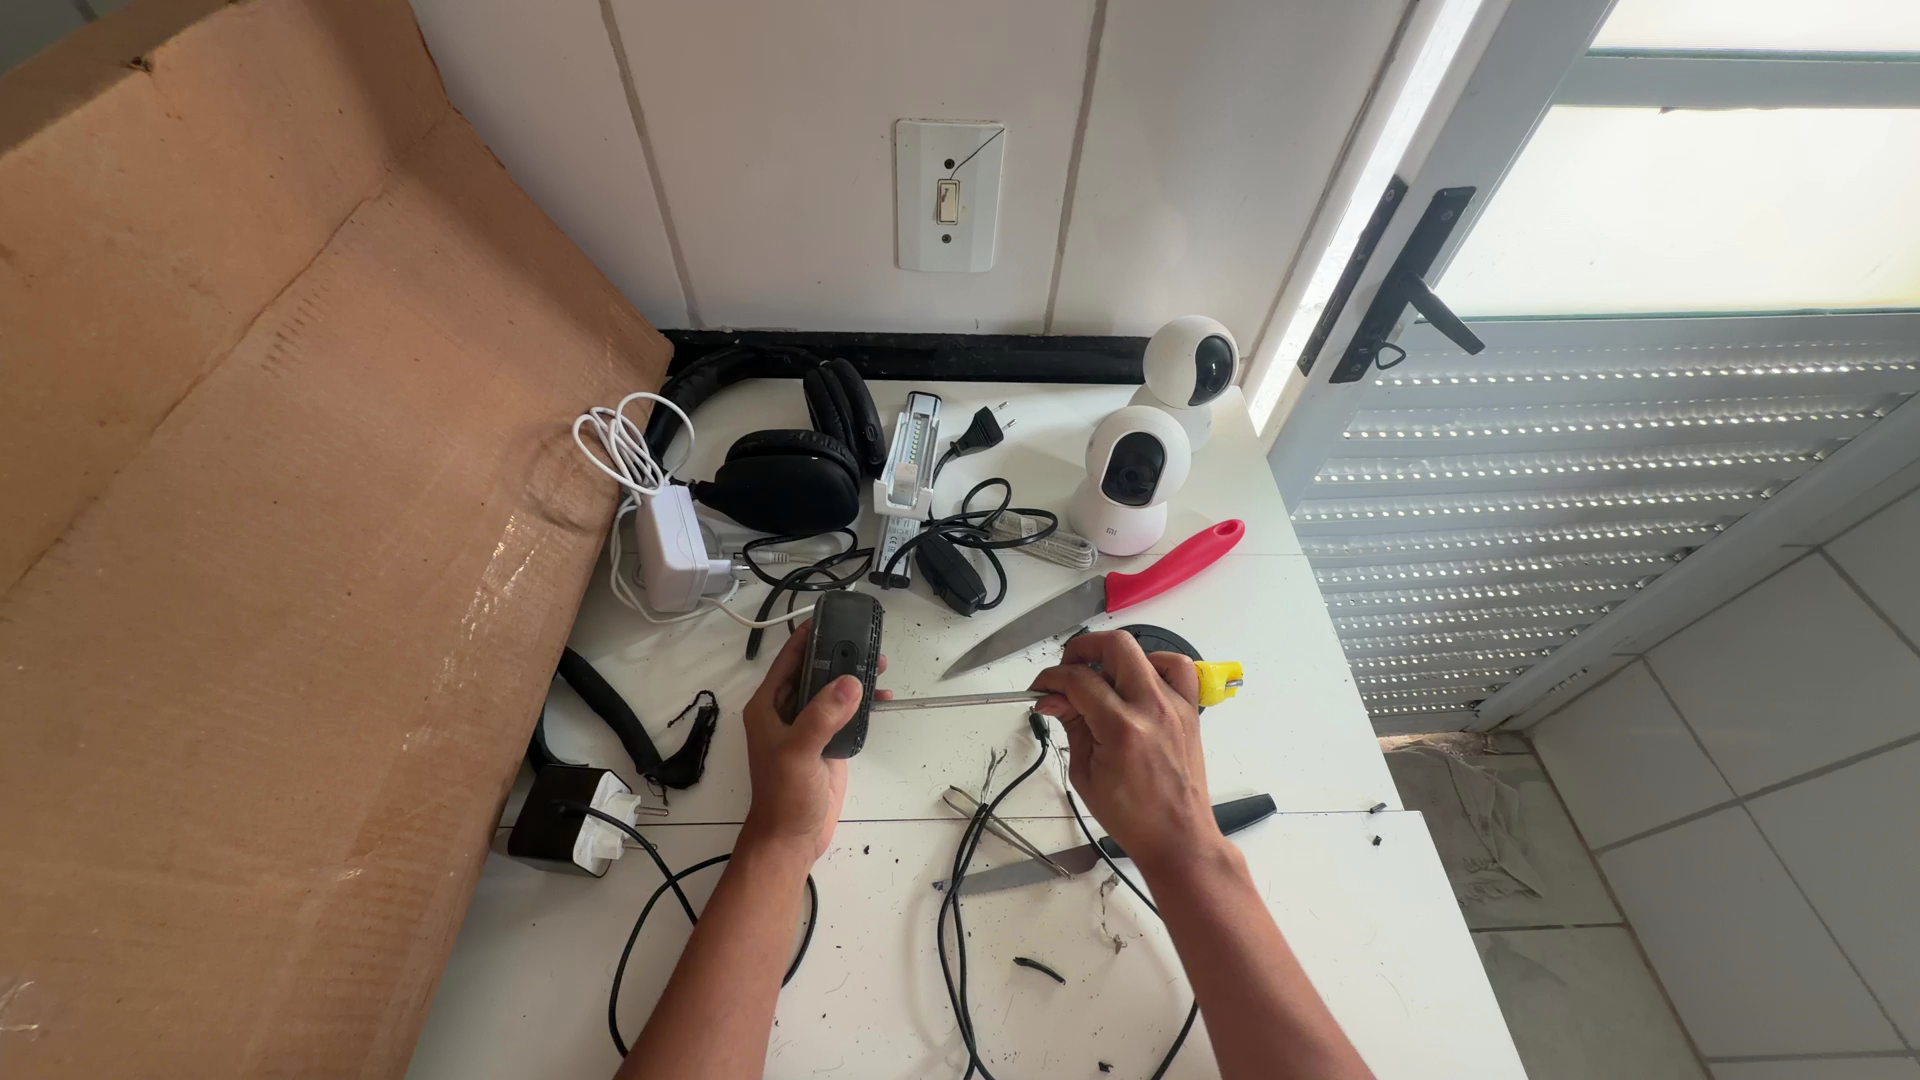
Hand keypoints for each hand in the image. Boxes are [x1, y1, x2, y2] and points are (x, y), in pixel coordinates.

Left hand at [738, 620, 887, 862]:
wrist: (792, 839)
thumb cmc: (785, 795)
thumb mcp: (798, 752)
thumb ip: (822, 716)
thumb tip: (851, 681)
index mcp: (769, 707)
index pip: (788, 661)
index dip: (805, 637)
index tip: (829, 616)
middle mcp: (787, 712)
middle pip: (814, 671)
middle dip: (839, 654)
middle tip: (866, 639)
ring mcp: (809, 727)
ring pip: (833, 690)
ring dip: (854, 677)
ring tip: (881, 663)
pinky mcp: (828, 743)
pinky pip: (847, 713)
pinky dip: (863, 703)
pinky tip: (882, 697)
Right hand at [1029, 631, 1219, 873]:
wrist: (1177, 837)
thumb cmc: (1131, 816)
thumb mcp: (1084, 773)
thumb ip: (1071, 725)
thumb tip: (1053, 698)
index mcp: (1121, 729)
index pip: (1078, 679)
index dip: (1051, 679)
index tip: (1042, 690)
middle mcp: (1151, 709)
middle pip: (1115, 646)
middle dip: (1082, 649)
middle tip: (1068, 670)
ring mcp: (1175, 706)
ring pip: (1145, 651)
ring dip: (1116, 656)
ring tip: (1102, 677)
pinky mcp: (1189, 710)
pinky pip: (1177, 669)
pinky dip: (1155, 665)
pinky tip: (1138, 682)